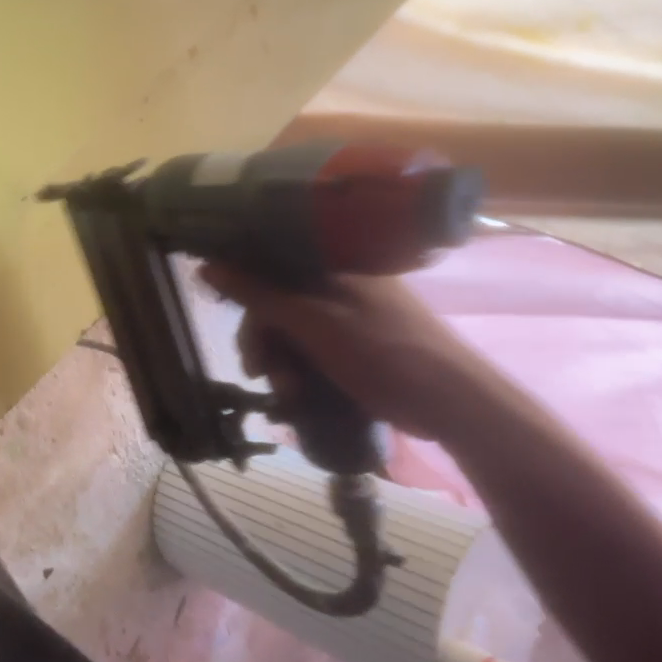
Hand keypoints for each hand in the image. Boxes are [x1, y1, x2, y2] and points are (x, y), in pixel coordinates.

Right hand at [198, 265, 500, 442]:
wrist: (454, 404)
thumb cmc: (382, 351)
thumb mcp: (311, 321)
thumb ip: (258, 294)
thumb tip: (207, 265)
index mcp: (333, 263)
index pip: (268, 258)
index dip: (241, 283)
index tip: (222, 310)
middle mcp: (338, 281)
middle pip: (275, 297)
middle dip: (261, 337)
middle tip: (256, 370)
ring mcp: (348, 313)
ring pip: (289, 327)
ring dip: (278, 360)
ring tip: (285, 392)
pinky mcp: (355, 343)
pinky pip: (309, 347)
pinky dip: (298, 368)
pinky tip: (296, 394)